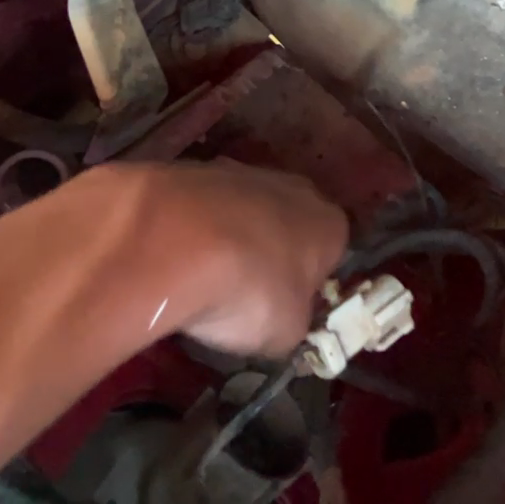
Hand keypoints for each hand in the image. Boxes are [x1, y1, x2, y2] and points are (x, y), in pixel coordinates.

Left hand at [88, 161, 347, 356]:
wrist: (176, 243)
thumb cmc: (251, 291)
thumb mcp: (286, 333)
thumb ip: (295, 321)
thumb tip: (284, 319)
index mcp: (330, 225)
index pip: (332, 255)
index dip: (309, 285)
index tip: (283, 310)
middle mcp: (297, 189)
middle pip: (290, 225)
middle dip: (270, 254)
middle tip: (244, 295)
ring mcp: (246, 174)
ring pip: (246, 212)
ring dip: (231, 238)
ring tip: (201, 280)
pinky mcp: (198, 171)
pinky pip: (205, 208)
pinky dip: (195, 229)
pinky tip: (173, 258)